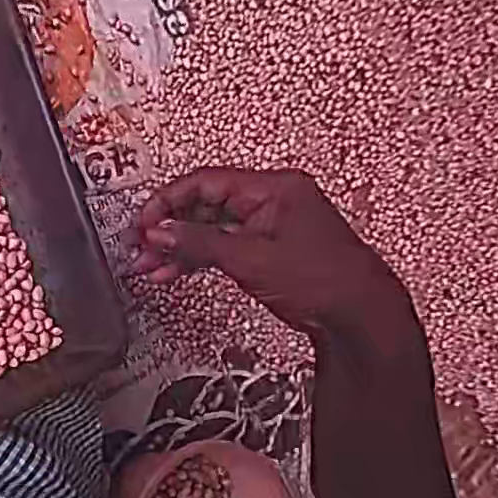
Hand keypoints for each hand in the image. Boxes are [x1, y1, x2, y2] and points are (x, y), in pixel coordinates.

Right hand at [129, 168, 411, 339]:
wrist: (357, 315)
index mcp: (272, 188)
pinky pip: (219, 245)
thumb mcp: (249, 257)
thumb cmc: (322, 280)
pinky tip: (171, 272)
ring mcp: (266, 225)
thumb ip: (198, 242)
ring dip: (176, 247)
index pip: (204, 182)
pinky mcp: (263, 248)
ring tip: (149, 265)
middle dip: (167, 229)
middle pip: (202, 205)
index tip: (144, 223)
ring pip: (207, 228)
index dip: (167, 201)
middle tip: (141, 246)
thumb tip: (159, 231)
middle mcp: (268, 200)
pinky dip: (195, 258)